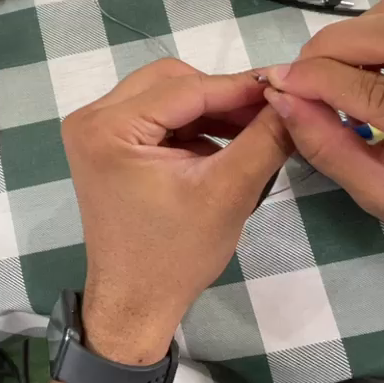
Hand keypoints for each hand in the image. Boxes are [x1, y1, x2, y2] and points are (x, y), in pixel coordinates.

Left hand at [63, 58, 291, 364]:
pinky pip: (155, 117)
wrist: (136, 301)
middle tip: (267, 114)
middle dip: (221, 96)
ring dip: (208, 110)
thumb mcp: (228, 192)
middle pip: (169, 81)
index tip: (287, 86)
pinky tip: (224, 145)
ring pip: (163, 95)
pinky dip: (190, 126)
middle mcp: (91, 118)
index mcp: (108, 127)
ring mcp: (94, 131)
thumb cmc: (176, 254)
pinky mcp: (106, 145)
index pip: (185, 88)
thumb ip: (263, 138)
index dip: (239, 87)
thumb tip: (292, 97)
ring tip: (254, 131)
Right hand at [260, 0, 383, 270]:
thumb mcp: (382, 198)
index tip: (279, 83)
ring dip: (355, 37)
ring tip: (331, 72)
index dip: (325, 82)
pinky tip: (365, 68)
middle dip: (337, 44)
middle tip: (301, 71)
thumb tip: (281, 97)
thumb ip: (330, 147)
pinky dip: (378, 38)